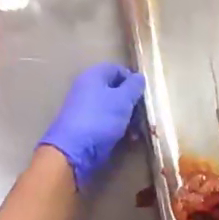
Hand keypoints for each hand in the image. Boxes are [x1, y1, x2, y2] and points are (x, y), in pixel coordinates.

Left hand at [39, 62, 145, 189]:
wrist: (74, 150)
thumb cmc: (100, 119)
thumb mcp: (123, 100)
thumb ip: (134, 87)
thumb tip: (140, 78)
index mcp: (94, 76)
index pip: (117, 69)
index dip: (132, 80)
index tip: (144, 94)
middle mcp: (88, 90)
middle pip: (116, 90)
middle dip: (133, 103)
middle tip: (143, 115)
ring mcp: (86, 110)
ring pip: (114, 109)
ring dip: (129, 119)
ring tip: (137, 132)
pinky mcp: (87, 128)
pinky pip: (107, 123)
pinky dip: (119, 130)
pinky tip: (129, 140)